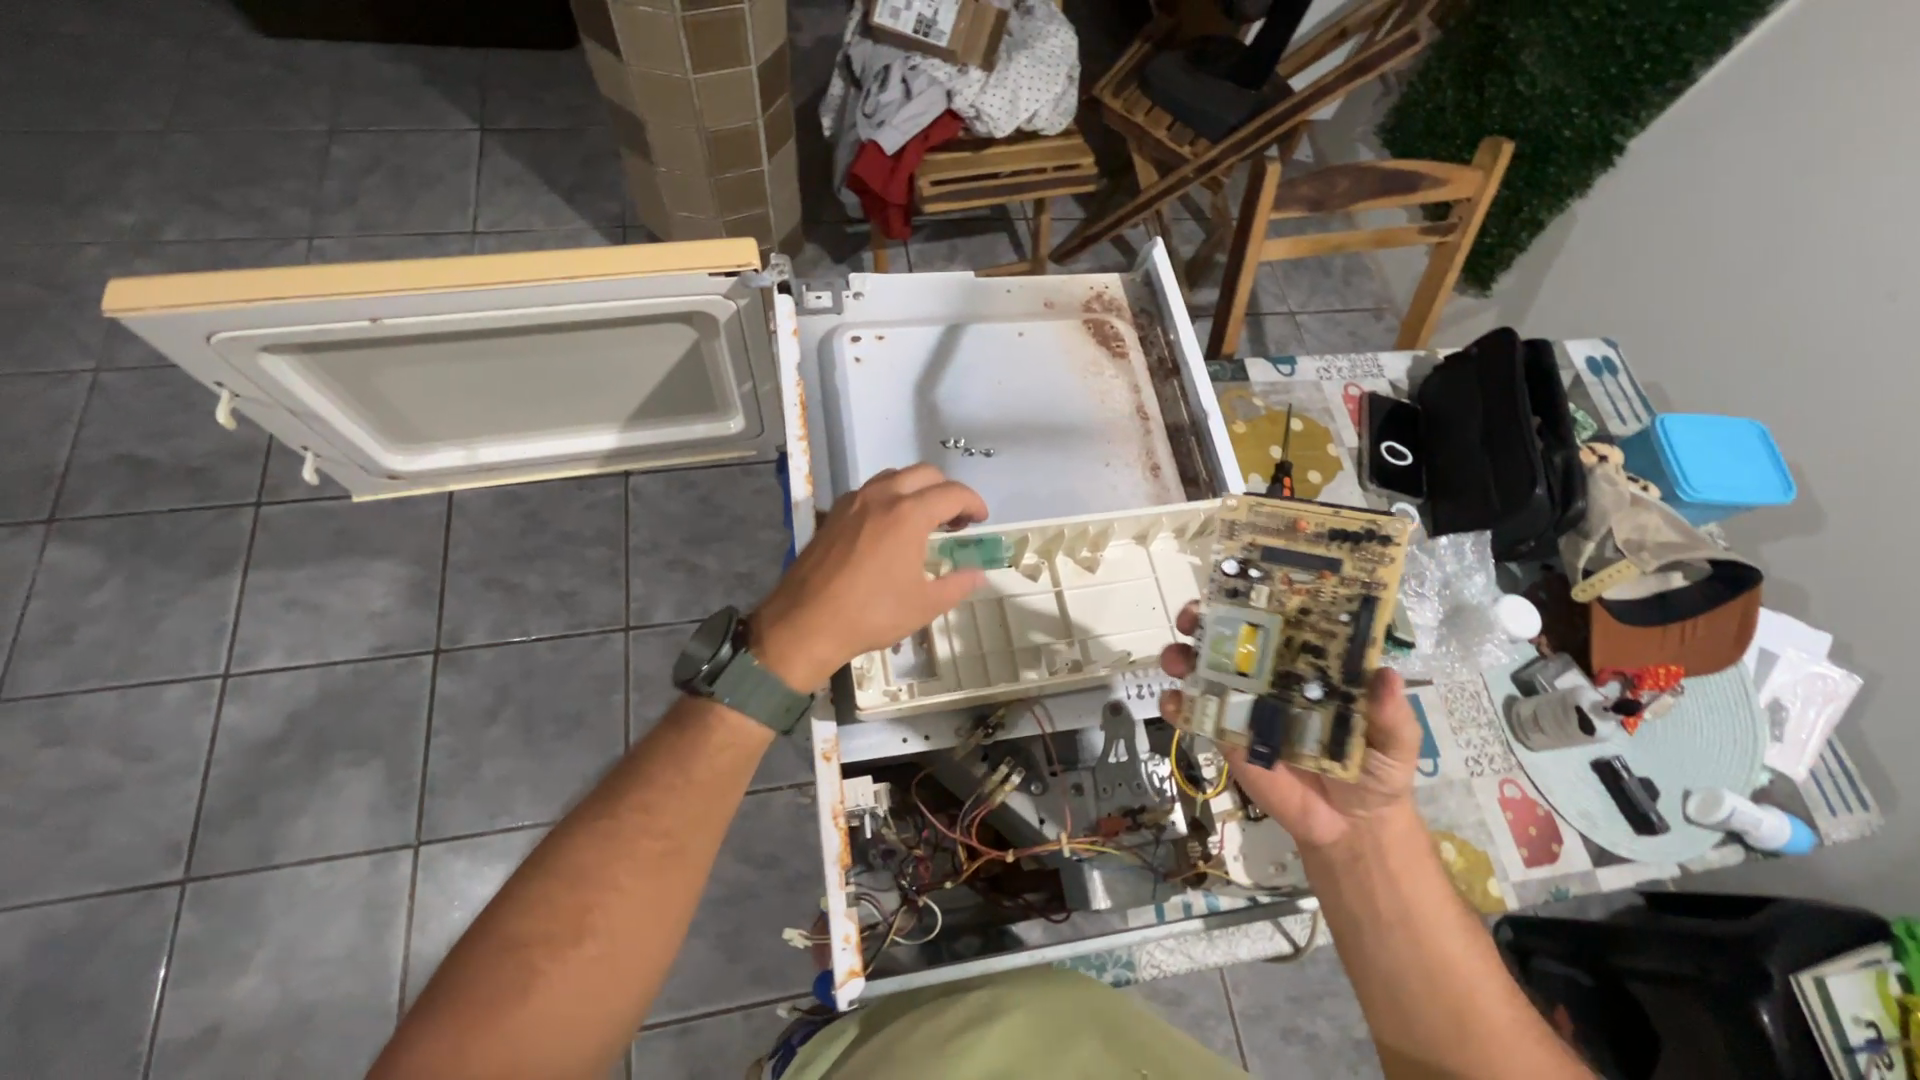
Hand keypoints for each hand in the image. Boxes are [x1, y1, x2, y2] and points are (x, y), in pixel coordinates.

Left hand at [749, 465, 988, 690]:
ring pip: (893, 477)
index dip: (973, 503)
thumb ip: (957, 584)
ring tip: (923, 519)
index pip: (952, 494)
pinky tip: (888, 527)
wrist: (807, 622)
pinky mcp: (833, 514)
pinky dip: (888, 498)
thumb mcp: (924, 605)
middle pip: (924, 474)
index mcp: (909, 514)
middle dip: (946, 491)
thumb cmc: (871, 614)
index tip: (980, 520)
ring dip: (916, 489)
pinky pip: (869, 492)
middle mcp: (881, 497)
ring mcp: (853, 502)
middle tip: (955, 520)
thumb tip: (977, 574)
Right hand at [1158, 602, 1419, 852]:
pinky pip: (1196, 716)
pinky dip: (1177, 706)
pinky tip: (1172, 703)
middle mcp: (1272, 676)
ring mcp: (1245, 705)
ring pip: (1205, 669)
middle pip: (1232, 637)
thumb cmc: (1376, 770)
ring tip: (1175, 658)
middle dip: (1205, 620)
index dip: (1258, 599)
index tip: (1239, 584)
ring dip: (1183, 656)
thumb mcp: (1395, 740)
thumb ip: (1389, 713)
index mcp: (1310, 664)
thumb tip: (1387, 675)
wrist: (1349, 827)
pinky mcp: (1227, 738)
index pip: (1281, 621)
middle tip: (1192, 618)